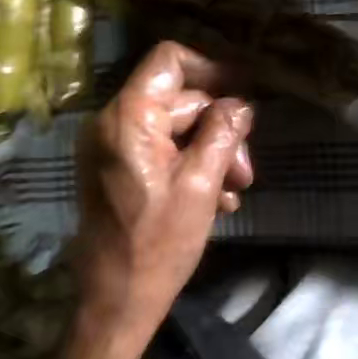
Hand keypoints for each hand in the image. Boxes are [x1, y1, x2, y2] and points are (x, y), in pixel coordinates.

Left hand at [69, 42, 254, 348]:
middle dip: (218, 129)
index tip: (244, 95)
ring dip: (209, 153)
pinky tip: (217, 199)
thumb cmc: (158, 244)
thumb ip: (222, 134)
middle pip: (177, 100)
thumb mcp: (201, 185)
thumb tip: (240, 103)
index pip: (169, 60)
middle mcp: (111, 123)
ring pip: (173, 128)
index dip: (212, 69)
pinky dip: (188, 166)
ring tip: (235, 190)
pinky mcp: (115, 168)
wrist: (116, 298)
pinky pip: (158, 150)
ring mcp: (110, 147)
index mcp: (127, 118)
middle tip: (247, 170)